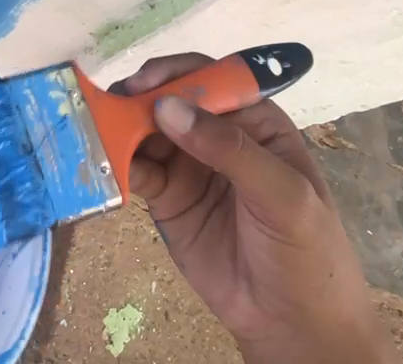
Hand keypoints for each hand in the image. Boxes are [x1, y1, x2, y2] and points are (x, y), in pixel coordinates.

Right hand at [114, 54, 390, 363]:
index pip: (211, 79)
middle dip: (137, 97)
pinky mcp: (164, 194)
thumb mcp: (285, 197)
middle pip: (168, 98)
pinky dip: (114, 160)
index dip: (176, 74)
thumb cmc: (308, 255)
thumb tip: (167, 107)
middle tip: (109, 106)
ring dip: (118, 126)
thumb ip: (230, 149)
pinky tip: (102, 162)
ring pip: (144, 128)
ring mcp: (186, 162)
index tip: (143, 84)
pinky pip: (134, 167)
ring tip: (95, 130)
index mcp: (253, 122)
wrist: (294, 328)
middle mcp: (214, 133)